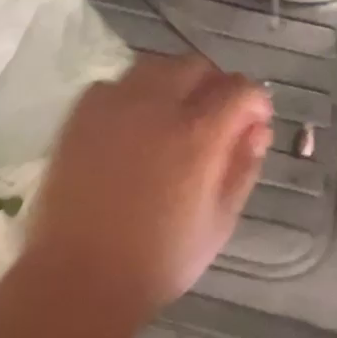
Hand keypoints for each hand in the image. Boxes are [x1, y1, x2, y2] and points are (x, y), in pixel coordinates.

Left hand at [23, 54, 272, 322]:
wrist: (80, 272)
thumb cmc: (159, 259)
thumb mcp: (220, 222)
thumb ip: (243, 167)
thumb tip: (256, 129)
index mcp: (197, 133)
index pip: (240, 89)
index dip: (255, 103)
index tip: (252, 123)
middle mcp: (155, 104)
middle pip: (196, 66)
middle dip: (215, 85)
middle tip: (215, 120)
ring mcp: (112, 103)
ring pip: (154, 67)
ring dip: (173, 83)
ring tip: (173, 120)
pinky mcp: (80, 112)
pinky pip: (115, 84)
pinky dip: (133, 95)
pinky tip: (132, 128)